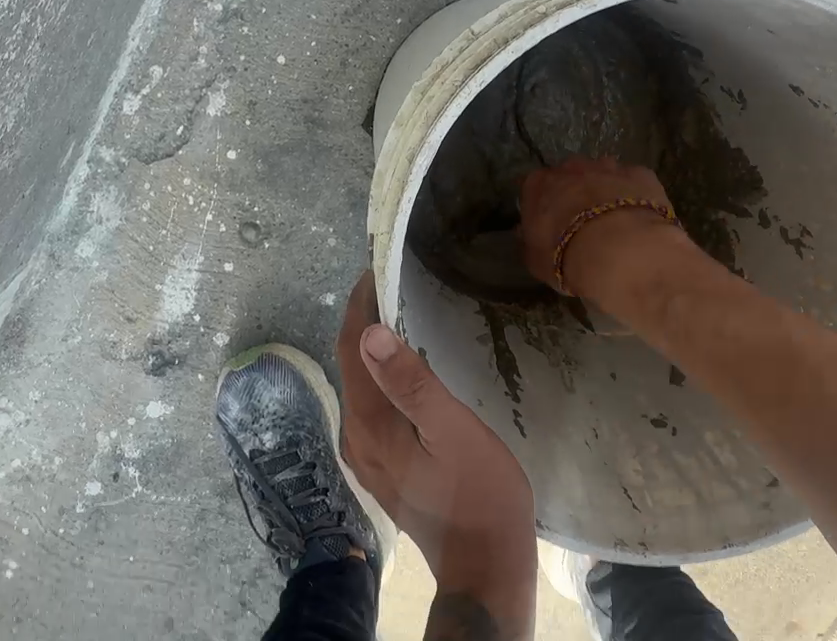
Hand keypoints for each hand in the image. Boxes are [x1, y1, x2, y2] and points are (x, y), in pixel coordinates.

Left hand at [335, 272, 535, 632]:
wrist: (486, 568)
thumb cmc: (481, 494)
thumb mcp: (454, 433)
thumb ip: (412, 384)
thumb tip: (369, 333)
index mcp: (369, 423)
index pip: (351, 346)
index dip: (359, 304)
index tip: (375, 268)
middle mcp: (356, 436)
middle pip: (350, 363)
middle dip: (364, 319)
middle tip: (391, 280)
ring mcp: (365, 454)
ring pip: (360, 383)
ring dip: (373, 345)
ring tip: (399, 309)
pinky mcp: (381, 465)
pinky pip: (372, 404)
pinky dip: (382, 374)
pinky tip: (405, 364)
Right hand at [517, 156, 694, 297]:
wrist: (621, 251)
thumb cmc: (566, 256)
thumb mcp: (535, 260)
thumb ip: (528, 242)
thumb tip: (524, 232)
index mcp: (538, 185)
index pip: (533, 186)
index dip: (542, 203)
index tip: (548, 221)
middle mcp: (571, 168)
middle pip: (569, 175)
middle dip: (574, 191)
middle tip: (582, 221)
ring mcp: (608, 167)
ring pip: (602, 172)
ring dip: (605, 188)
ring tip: (613, 218)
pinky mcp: (641, 174)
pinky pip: (634, 180)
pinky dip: (635, 193)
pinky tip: (639, 215)